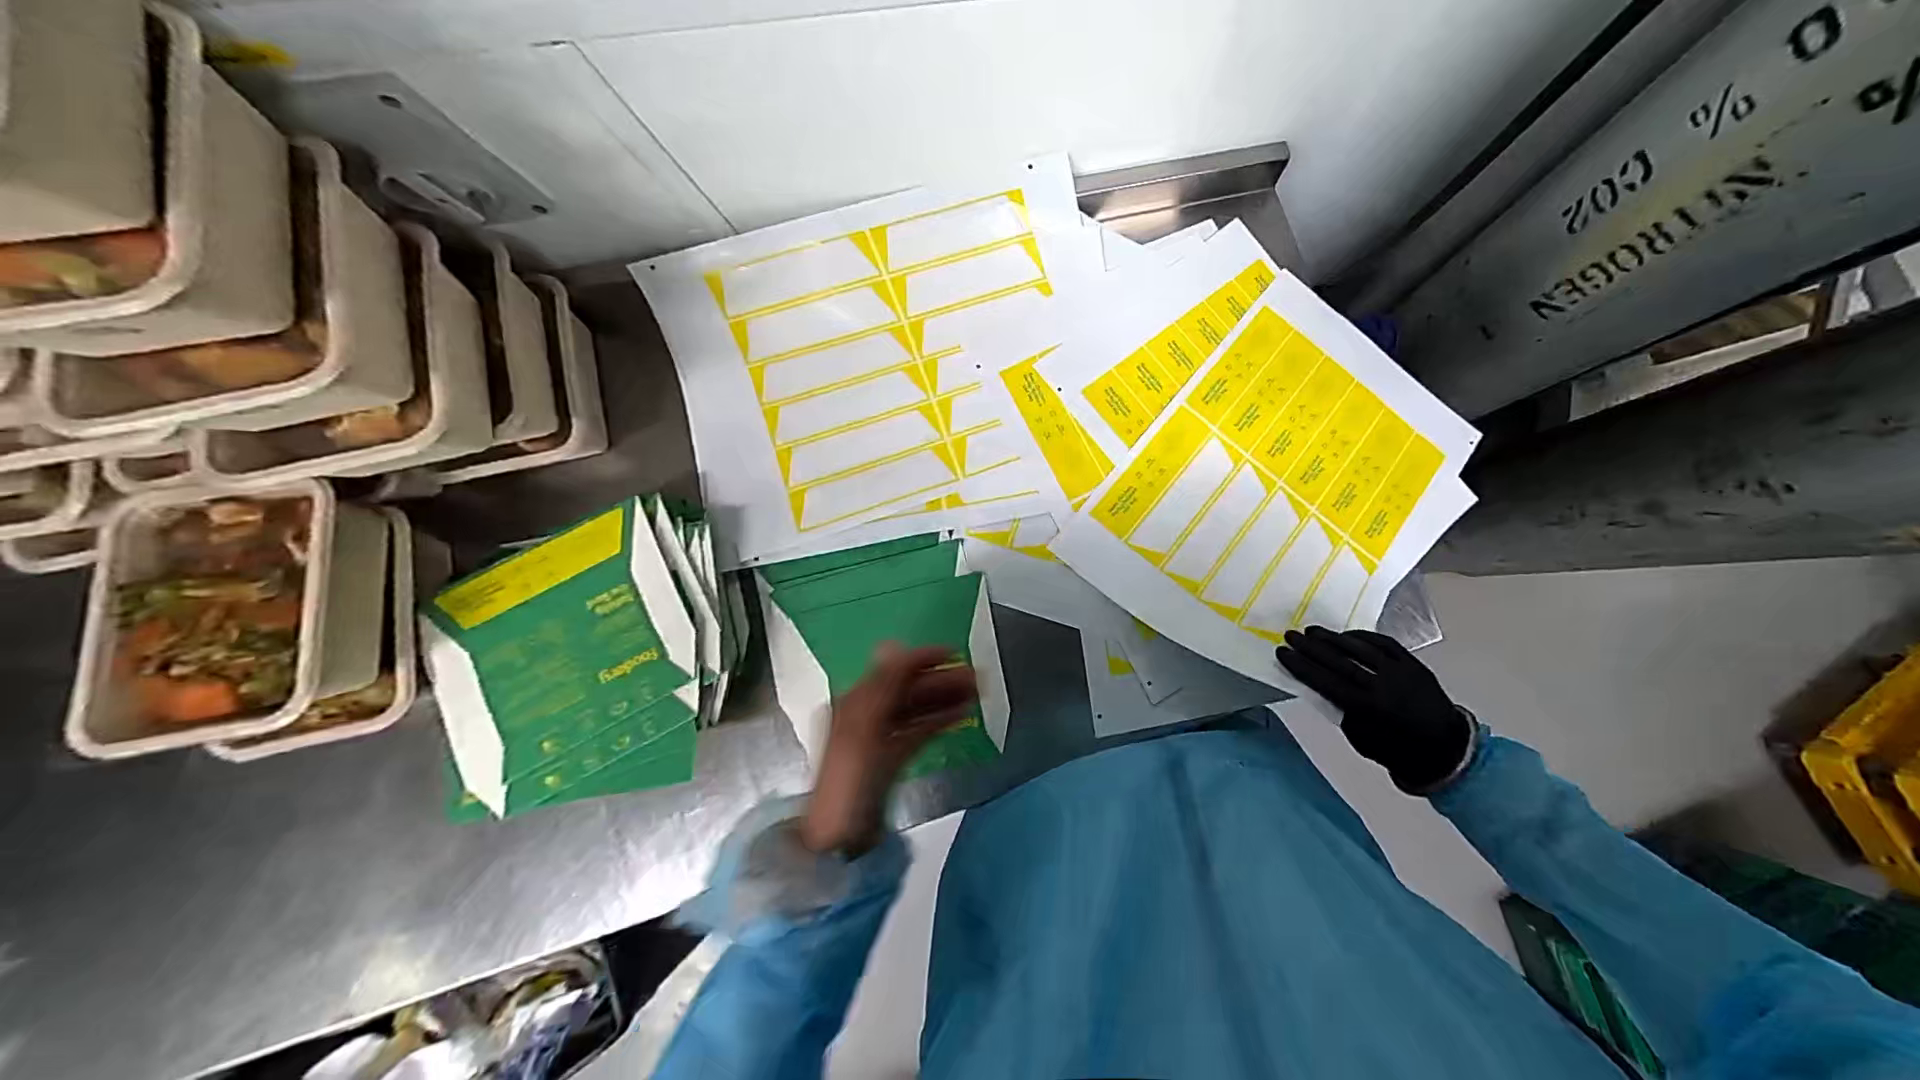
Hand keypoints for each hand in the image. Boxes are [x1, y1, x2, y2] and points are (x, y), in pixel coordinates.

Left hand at [800, 643, 978, 854]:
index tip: (954, 653)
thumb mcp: (862, 732)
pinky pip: (917, 731)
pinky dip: (937, 721)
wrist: (837, 842)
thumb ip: (881, 690)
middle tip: (975, 677)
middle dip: (940, 680)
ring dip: (944, 698)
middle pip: (906, 689)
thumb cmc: (848, 786)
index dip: (922, 658)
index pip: (891, 671)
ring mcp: (877, 738)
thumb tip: (893, 646)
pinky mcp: (889, 760)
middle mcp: (865, 715)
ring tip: (975, 694)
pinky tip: (959, 716)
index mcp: (854, 705)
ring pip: (915, 709)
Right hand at [1275, 626, 1474, 794]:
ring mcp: (1401, 672)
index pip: (1325, 681)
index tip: (1283, 653)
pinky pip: (1384, 644)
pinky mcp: (1413, 664)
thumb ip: (1340, 709)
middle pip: (1339, 660)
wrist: (1444, 749)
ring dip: (1333, 638)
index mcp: (1368, 708)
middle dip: (1311, 647)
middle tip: (1291, 635)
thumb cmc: (1395, 749)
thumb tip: (1319, 686)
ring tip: (1313, 631)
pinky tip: (1345, 635)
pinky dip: (1362, 637)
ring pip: (1361, 648)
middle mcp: (1384, 686)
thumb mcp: (1359, 736)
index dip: (1301, 665)